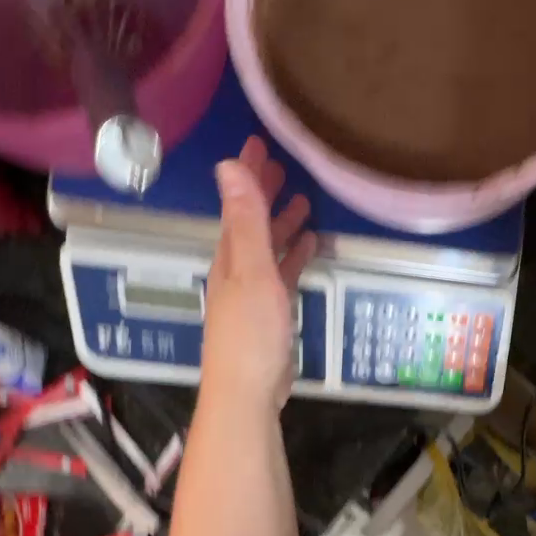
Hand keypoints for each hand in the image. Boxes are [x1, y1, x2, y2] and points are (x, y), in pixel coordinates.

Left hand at [202, 137, 316, 408]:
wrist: (247, 393)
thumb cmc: (251, 334)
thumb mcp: (250, 272)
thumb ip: (245, 223)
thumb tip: (228, 167)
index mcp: (229, 256)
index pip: (237, 205)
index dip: (246, 174)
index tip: (258, 142)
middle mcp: (236, 270)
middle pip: (249, 223)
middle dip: (262, 193)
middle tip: (280, 163)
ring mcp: (251, 294)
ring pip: (265, 248)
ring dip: (280, 223)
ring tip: (302, 200)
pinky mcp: (268, 316)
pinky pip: (280, 274)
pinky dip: (291, 257)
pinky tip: (307, 248)